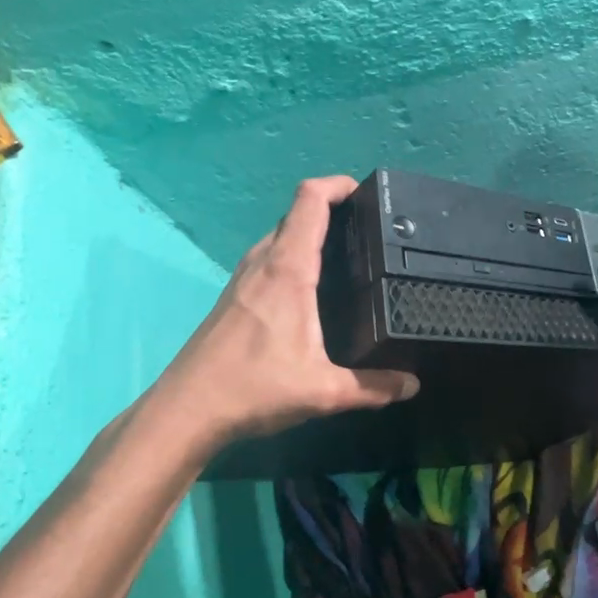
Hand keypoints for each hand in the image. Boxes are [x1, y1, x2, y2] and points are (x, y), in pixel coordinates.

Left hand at [146, 177, 419, 451]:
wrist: (185, 412)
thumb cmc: (253, 388)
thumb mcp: (324, 391)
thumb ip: (373, 387)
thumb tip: (412, 384)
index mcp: (287, 269)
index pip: (310, 200)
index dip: (338, 185)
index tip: (368, 193)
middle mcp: (263, 262)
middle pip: (297, 214)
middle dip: (333, 210)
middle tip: (371, 229)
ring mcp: (243, 277)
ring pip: (281, 236)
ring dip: (311, 233)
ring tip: (349, 254)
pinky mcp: (233, 296)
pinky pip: (270, 258)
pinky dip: (294, 255)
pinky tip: (314, 289)